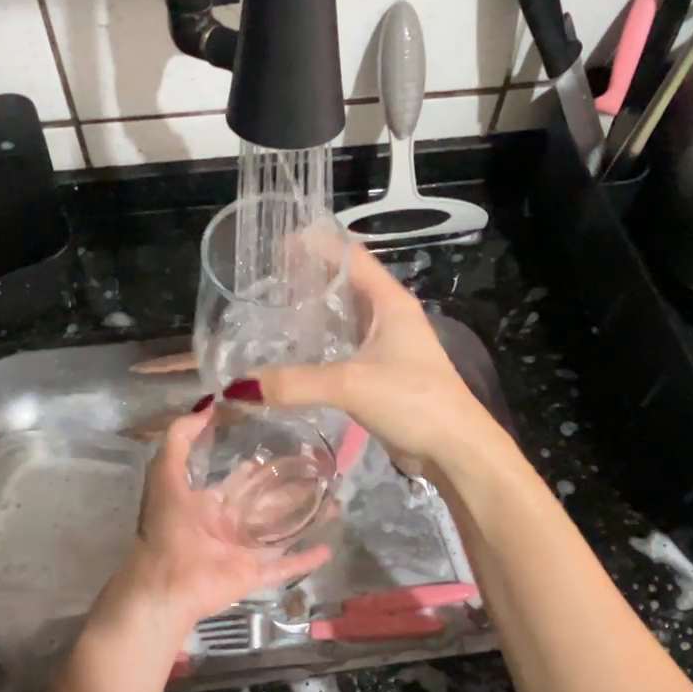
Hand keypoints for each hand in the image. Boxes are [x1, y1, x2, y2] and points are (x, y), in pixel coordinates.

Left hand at [106, 408, 332, 633]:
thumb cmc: (165, 527)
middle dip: (289, 489)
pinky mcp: (254, 575)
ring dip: (305, 519)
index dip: (258, 466)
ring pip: (281, 531)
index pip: (240, 480)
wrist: (164, 585)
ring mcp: (244, 551)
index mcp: (209, 504)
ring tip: (334, 502)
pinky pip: (284, 567)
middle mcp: (230, 525)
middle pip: (266, 503)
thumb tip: (206, 406)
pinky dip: (304, 559)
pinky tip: (328, 548)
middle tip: (320, 472)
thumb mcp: (165, 473)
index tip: (285, 448)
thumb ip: (179, 439)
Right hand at [249, 245, 503, 471]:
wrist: (455, 448)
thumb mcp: (350, 385)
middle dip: (310, 278)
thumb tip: (238, 387)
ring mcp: (388, 346)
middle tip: (266, 279)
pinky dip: (322, 345)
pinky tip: (295, 355)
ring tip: (273, 311)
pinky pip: (346, 348)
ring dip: (316, 313)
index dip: (317, 244)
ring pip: (346, 318)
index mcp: (390, 302)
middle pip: (346, 284)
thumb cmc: (413, 400)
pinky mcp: (383, 373)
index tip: (278, 243)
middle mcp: (390, 316)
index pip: (351, 256)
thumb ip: (295, 383)